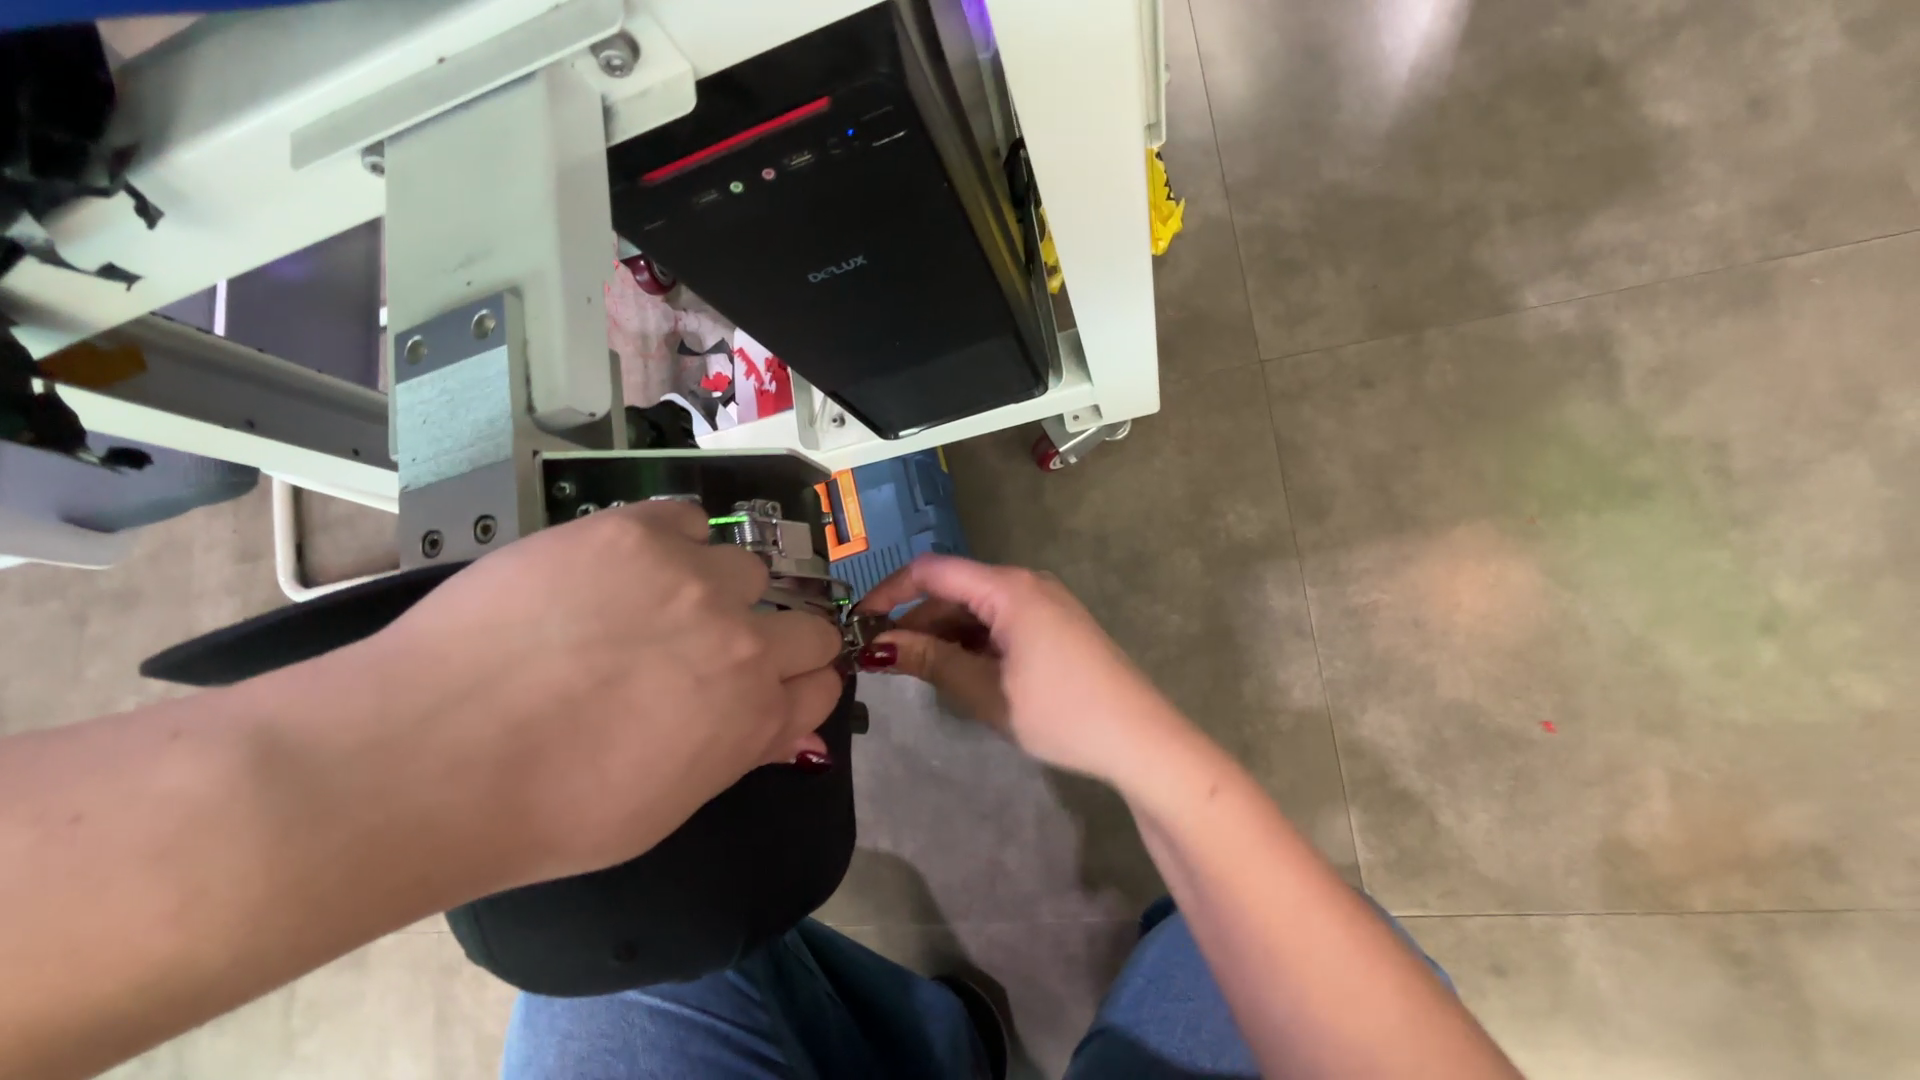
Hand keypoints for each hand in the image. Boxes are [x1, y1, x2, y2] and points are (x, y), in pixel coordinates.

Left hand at [353, 501, 843, 890]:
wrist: (425, 755)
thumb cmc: (544, 811)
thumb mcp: (662, 809)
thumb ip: (740, 754)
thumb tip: (792, 727)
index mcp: (753, 716)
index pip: (822, 684)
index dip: (798, 688)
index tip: (771, 689)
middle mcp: (743, 640)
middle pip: (807, 624)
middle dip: (778, 640)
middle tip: (716, 649)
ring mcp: (690, 578)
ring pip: (747, 567)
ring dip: (719, 589)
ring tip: (653, 605)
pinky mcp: (632, 530)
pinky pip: (688, 519)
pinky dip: (673, 541)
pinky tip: (627, 567)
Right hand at [854, 555, 1188, 785]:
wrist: (1140, 739)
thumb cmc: (1060, 713)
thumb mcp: (986, 691)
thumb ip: (930, 661)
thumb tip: (877, 646)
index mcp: (1008, 588)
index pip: (932, 571)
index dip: (889, 591)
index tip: (858, 624)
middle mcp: (1026, 583)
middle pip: (954, 590)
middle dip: (915, 621)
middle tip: (882, 662)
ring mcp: (1044, 603)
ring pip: (976, 609)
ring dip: (943, 635)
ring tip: (916, 674)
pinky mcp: (1055, 625)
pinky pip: (1000, 622)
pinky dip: (972, 642)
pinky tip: (960, 674)